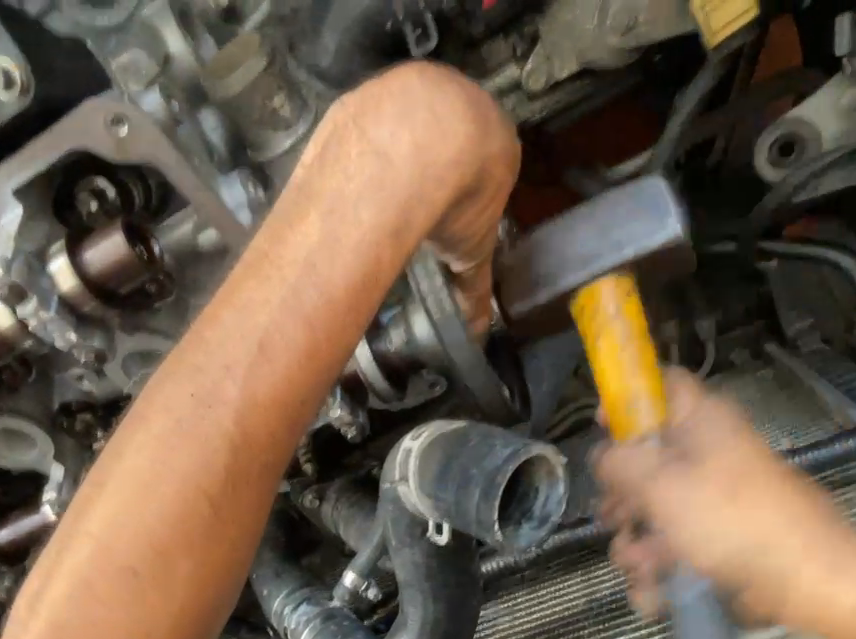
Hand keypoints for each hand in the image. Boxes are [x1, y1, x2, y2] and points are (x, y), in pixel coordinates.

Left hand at [308, 63, 518, 335]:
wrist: (417, 141)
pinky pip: (370, 120)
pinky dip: (365, 146)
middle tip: (416, 207)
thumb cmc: (460, 195)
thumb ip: (473, 286)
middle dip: (433, 171)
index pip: (487, 165)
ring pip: (407, 125)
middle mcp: (462, 101)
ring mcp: (415, 89)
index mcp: (498, 138)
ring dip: (397, 155)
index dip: (469, 192)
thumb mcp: (472, 250)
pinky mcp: (375, 90)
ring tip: (382, 195)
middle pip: (447, 140)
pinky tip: (357, 174)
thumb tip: (477, 332)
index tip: (449, 216)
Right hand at [594, 370, 855, 636]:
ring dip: (636, 542)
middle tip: (612, 516)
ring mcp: (714, 500)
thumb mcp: (661, 484)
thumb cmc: (732, 519)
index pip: (661, 385)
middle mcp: (708, 454)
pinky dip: (659, 569)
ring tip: (639, 567)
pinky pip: (674, 547)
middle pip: (647, 458)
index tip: (599, 427)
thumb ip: (619, 462)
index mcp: (701, 421)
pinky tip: (654, 594)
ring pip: (655, 510)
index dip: (626, 399)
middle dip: (622, 494)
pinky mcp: (719, 541)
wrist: (805, 578)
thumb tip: (600, 453)